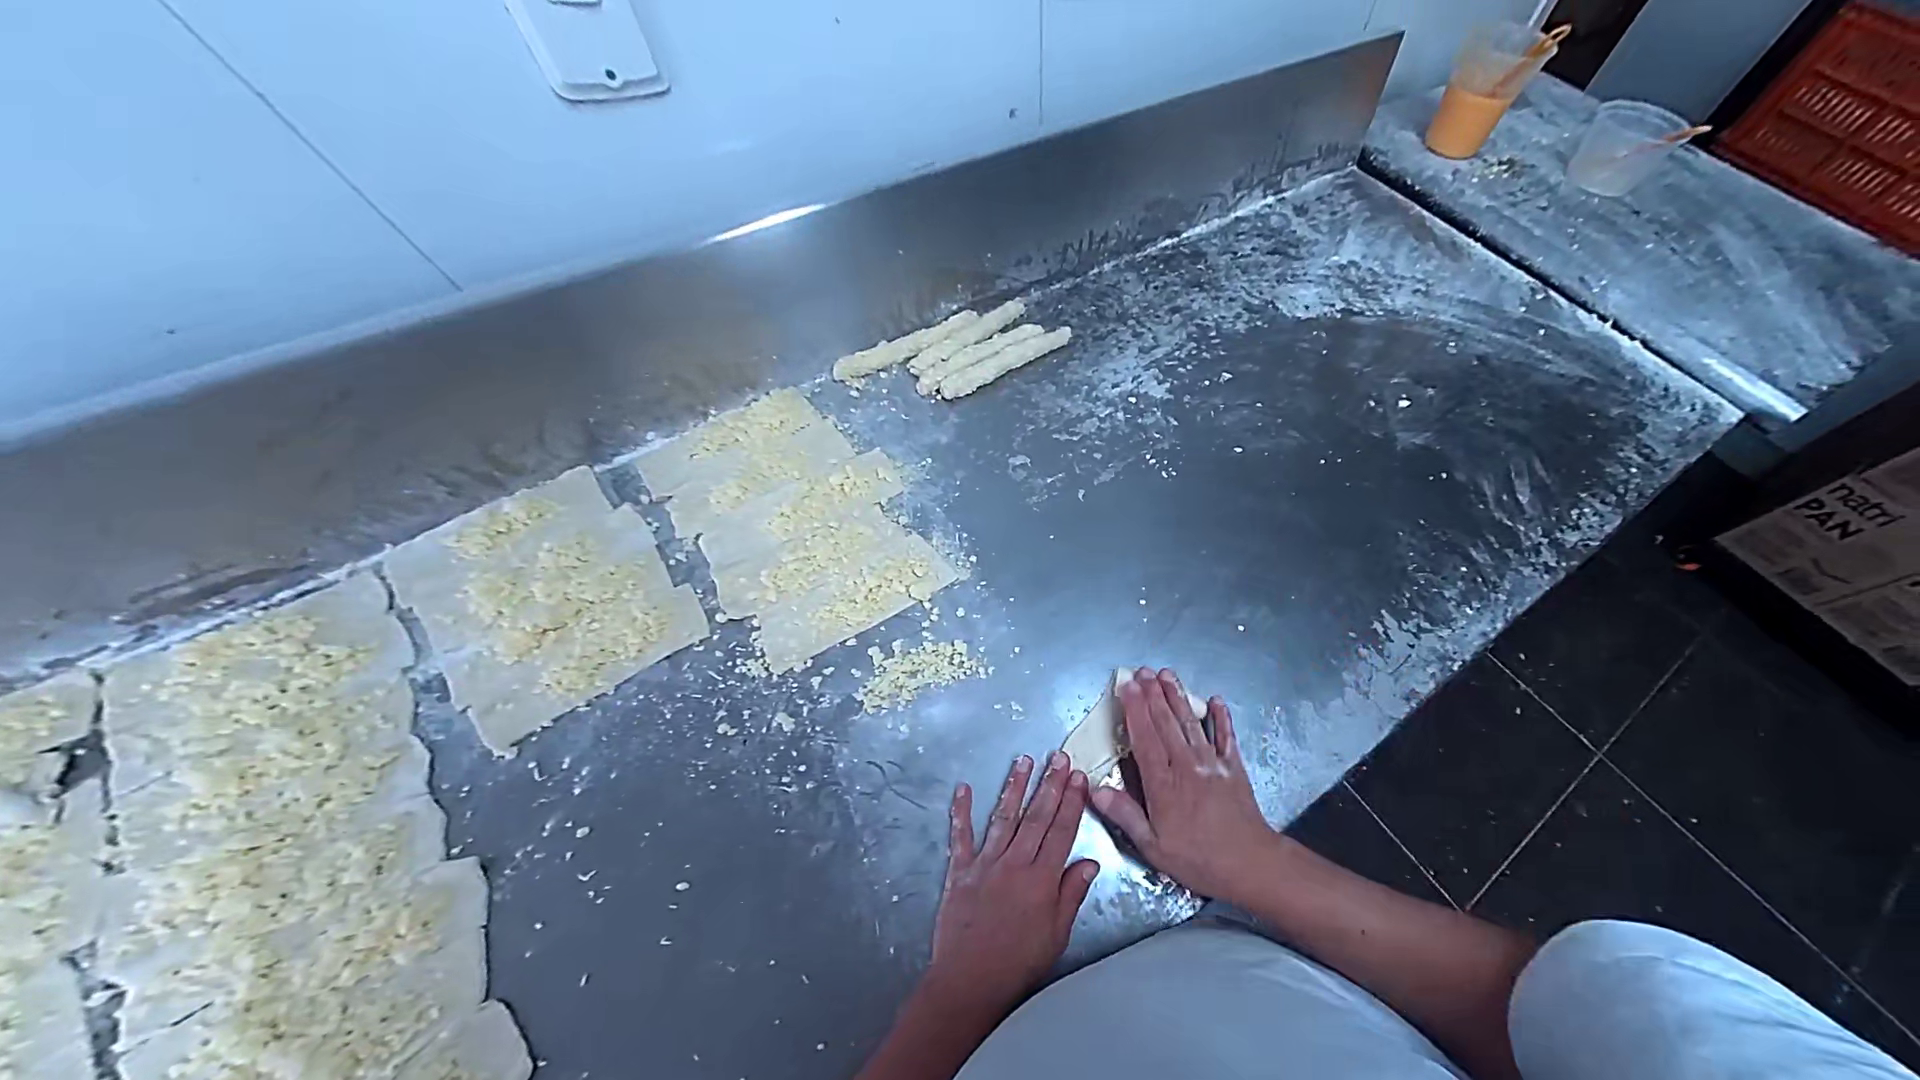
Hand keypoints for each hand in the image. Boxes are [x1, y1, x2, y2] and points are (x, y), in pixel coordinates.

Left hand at [924, 753, 1099, 1015]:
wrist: (970, 981)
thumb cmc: (1019, 963)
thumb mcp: (1056, 935)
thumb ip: (1071, 894)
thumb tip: (1090, 862)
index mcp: (1041, 879)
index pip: (1060, 831)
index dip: (1071, 802)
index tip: (1078, 777)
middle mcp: (1014, 863)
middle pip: (1036, 817)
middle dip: (1050, 785)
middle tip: (1059, 758)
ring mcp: (985, 863)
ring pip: (1004, 817)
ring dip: (1014, 787)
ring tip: (1025, 760)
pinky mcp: (960, 870)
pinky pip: (961, 836)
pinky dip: (961, 811)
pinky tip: (963, 788)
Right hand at [1090, 668, 1284, 902]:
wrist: (1252, 866)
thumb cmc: (1199, 860)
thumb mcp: (1153, 846)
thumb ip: (1125, 814)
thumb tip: (1096, 790)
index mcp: (1163, 783)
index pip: (1144, 737)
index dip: (1135, 709)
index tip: (1127, 687)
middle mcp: (1186, 766)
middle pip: (1166, 723)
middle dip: (1152, 694)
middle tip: (1142, 671)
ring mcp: (1212, 764)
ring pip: (1190, 723)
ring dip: (1177, 697)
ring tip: (1167, 675)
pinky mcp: (1233, 768)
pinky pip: (1225, 737)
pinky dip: (1221, 718)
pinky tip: (1215, 701)